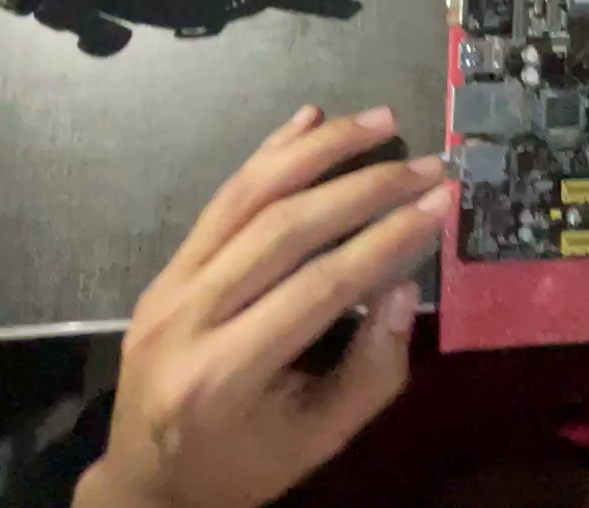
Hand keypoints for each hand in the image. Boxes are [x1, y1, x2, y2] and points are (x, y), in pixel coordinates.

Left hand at [75, 106, 451, 507]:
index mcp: (224, 376)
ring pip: (251, 195)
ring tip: (382, 121)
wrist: (147, 480)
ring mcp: (169, 284)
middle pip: (285, 229)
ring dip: (323, 149)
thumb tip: (405, 281)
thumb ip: (374, 368)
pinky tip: (310, 116)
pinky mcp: (169, 264)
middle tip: (426, 164)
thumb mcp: (321, 439)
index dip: (386, 238)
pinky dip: (272, 150)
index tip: (441, 200)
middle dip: (367, 187)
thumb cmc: (245, 464)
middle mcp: (186, 319)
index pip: (320, 287)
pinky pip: (225, 195)